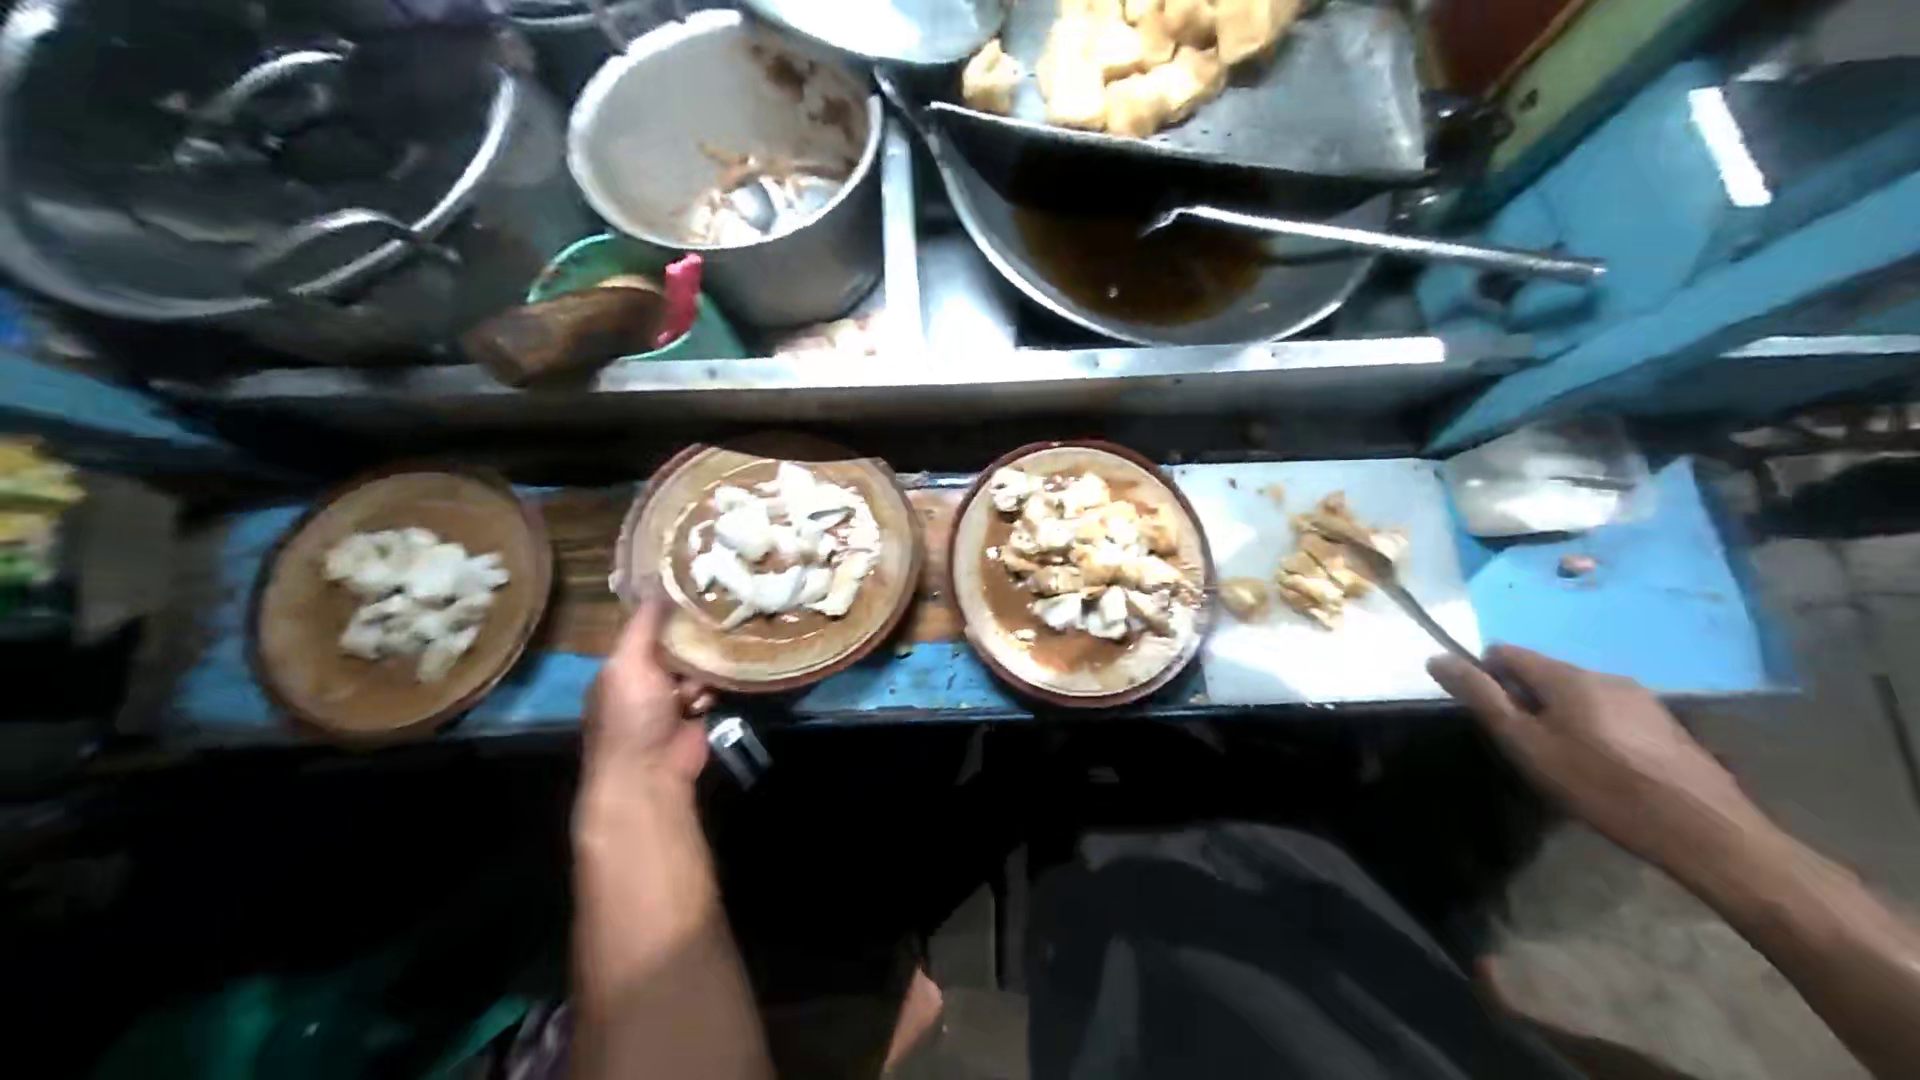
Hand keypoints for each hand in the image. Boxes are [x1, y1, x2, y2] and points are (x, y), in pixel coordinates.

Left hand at [585, 581, 715, 786]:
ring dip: (704, 664)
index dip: (668, 609)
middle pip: (677, 643)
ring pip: (699, 662)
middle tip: (719, 615)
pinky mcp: (698, 710)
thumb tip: (659, 586)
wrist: (650, 772)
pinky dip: (713, 687)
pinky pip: (712, 685)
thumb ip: (643, 625)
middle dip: (694, 635)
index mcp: (622, 664)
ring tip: (709, 663)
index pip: (647, 626)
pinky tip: (709, 693)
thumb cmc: (631, 714)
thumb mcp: (627, 663)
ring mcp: (672, 695)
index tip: (696, 588)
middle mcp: (646, 676)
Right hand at [1429, 646, 1761, 868]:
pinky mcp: (1666, 726)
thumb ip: (1480, 696)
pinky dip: (1591, 729)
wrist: (1708, 834)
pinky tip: (1604, 768)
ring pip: (1575, 694)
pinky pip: (1608, 712)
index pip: (1504, 652)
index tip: (1493, 718)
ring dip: (1557, 715)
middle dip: (1522, 699)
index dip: (1485, 677)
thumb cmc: (1601, 785)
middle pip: (1541, 672)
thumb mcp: (1526, 743)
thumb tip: (1436, 657)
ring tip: (1565, 761)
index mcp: (1568, 676)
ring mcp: (1643, 700)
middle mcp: (1605, 675)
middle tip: (1526, 746)